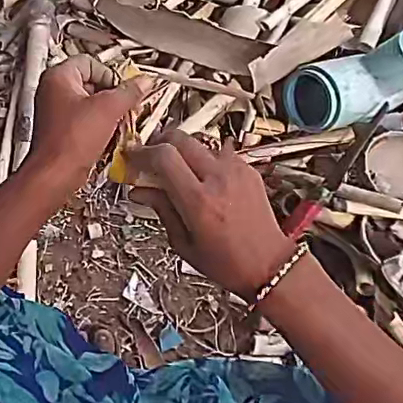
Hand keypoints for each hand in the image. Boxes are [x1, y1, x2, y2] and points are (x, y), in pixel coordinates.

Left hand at [23, 55, 153, 189]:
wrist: (56, 175)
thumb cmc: (69, 142)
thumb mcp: (109, 109)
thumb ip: (129, 92)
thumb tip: (142, 82)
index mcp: (58, 78)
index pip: (91, 62)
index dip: (111, 75)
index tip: (123, 89)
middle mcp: (53, 92)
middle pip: (92, 83)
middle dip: (112, 96)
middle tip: (123, 106)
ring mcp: (56, 112)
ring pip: (90, 104)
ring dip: (108, 113)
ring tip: (116, 123)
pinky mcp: (62, 131)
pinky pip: (86, 122)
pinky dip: (99, 127)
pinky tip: (107, 137)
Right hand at [129, 130, 295, 297]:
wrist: (269, 264)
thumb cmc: (228, 262)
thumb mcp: (183, 243)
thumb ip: (161, 209)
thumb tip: (139, 190)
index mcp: (199, 201)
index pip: (163, 157)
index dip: (142, 153)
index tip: (133, 157)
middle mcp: (218, 180)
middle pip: (180, 139)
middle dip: (159, 143)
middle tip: (150, 156)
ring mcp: (236, 171)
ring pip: (199, 142)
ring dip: (182, 151)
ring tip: (177, 170)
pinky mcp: (247, 169)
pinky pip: (219, 152)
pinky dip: (204, 159)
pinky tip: (202, 177)